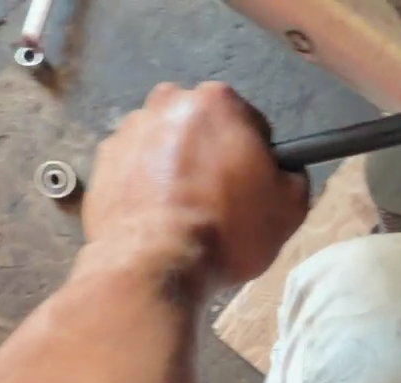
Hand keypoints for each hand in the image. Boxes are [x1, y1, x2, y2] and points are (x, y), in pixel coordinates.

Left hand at [84, 82, 307, 290]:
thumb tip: (285, 173)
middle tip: (227, 206)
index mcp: (219, 103)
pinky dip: (153, 190)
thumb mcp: (290, 210)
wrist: (156, 262)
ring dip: (183, 174)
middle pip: (207, 132)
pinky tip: (166, 223)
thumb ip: (295, 179)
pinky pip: (140, 171)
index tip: (258, 192)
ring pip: (171, 149)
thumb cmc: (230, 231)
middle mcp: (170, 102)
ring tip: (193, 219)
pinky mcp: (105, 161)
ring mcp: (130, 129)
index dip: (261, 162)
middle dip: (218, 161)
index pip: (254, 126)